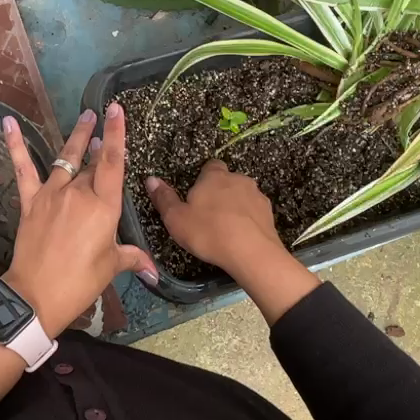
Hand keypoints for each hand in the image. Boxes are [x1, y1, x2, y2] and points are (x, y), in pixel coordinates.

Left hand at [0, 103, 157, 331]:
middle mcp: (78, 193)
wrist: (36, 295)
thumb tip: (152, 270)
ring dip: (76, 137)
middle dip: (99, 146)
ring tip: (84, 117)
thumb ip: (131, 258)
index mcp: (103, 206)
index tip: (116, 109)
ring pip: (65, 158)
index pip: (112, 162)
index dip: (116, 133)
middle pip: (91, 164)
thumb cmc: (79, 282)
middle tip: (103, 125)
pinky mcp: (30, 202)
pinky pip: (23, 169)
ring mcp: (51, 194)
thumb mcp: (111, 267)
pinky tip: (8, 122)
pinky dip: (15, 144)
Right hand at [145, 160, 318, 324]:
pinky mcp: (268, 213)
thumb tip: (151, 179)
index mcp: (214, 176)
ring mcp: (256, 195)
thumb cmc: (208, 232)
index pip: (210, 166)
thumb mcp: (176, 219)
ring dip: (234, 206)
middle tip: (206, 215)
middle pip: (226, 181)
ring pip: (242, 196)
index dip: (203, 179)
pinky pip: (254, 212)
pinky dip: (247, 220)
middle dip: (219, 193)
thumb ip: (163, 198)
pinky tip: (240, 236)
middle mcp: (238, 179)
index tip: (196, 196)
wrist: (251, 253)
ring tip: (224, 228)